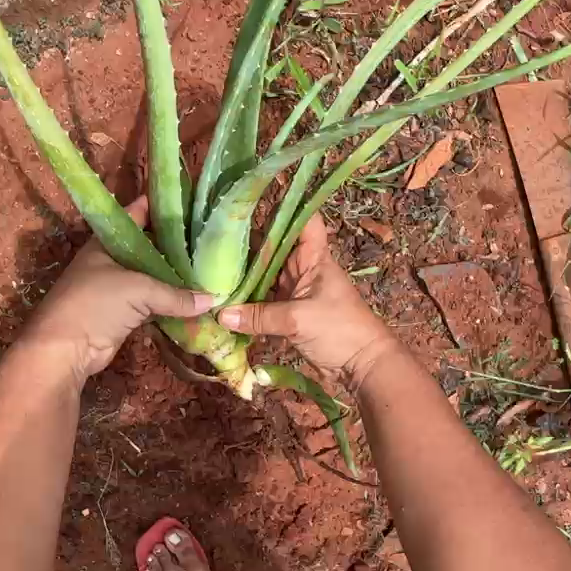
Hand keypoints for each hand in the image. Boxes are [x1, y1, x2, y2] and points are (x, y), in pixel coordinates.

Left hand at [18, 197, 215, 389]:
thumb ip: (175, 294)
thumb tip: (212, 299)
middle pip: (149, 248)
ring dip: (175, 278)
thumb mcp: (138, 289)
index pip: (136, 215)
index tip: (191, 205)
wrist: (65, 348)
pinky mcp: (124, 315)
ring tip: (208, 269)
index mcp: (107, 242)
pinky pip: (153, 304)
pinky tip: (195, 301)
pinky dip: (171, 304)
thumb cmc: (95, 303)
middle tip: (209, 241)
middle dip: (176, 246)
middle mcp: (112, 261)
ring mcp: (117, 289)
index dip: (160, 208)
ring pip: (153, 278)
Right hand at [216, 217, 400, 391]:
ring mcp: (293, 291)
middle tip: (211, 245)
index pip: (302, 221)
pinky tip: (222, 302)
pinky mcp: (287, 313)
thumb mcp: (298, 319)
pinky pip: (262, 302)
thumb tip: (221, 315)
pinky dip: (245, 304)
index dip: (283, 209)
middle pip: (272, 249)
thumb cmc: (340, 330)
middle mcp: (301, 269)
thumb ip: (260, 316)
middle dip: (246, 248)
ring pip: (263, 277)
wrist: (361, 365)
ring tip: (209, 272)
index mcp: (313, 258)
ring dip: (242, 279)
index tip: (252, 205)